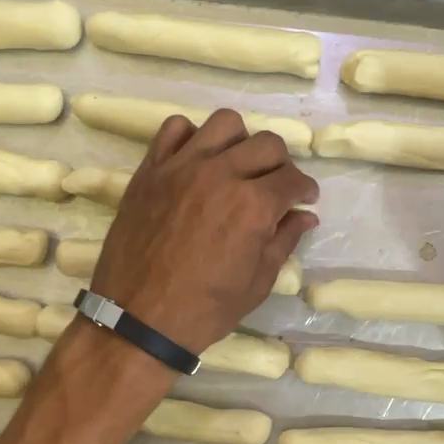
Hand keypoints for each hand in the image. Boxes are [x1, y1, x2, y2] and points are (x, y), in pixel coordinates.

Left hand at [91, 110, 318, 352]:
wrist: (138, 319)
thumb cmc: (204, 310)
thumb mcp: (257, 283)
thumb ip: (283, 241)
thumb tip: (304, 216)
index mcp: (253, 206)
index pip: (293, 178)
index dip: (305, 190)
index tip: (304, 199)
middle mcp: (220, 174)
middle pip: (267, 144)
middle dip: (281, 164)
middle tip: (275, 187)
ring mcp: (181, 167)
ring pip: (225, 124)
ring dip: (240, 142)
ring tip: (236, 167)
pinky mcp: (150, 170)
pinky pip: (174, 129)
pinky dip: (191, 137)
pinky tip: (196, 161)